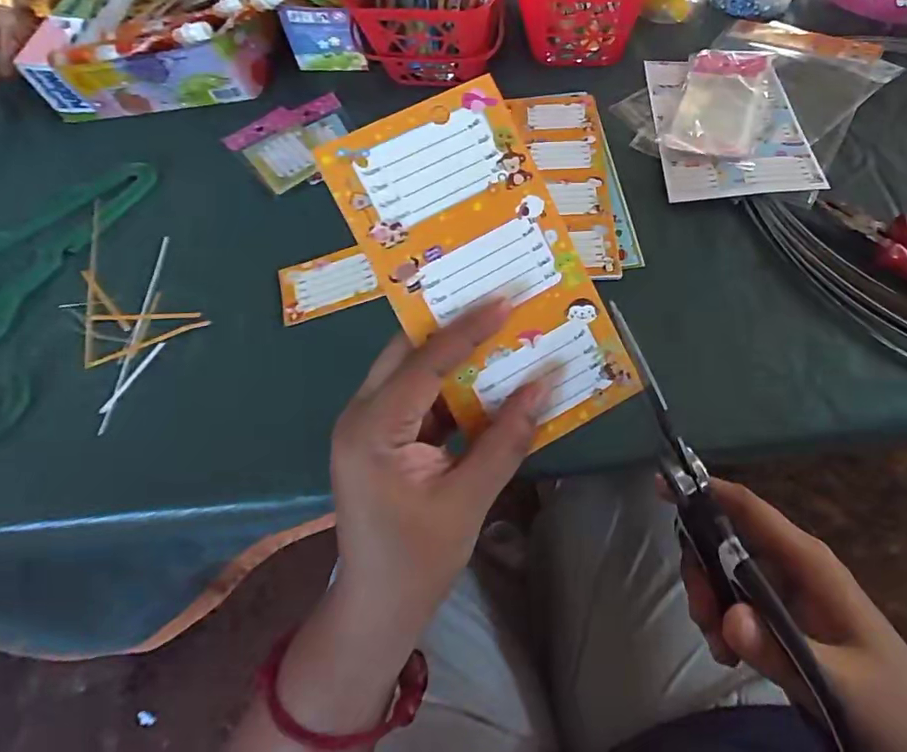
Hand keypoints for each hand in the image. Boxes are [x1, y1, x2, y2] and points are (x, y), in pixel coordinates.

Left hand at [229, 302, 546, 750]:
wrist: (377, 610)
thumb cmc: (417, 561)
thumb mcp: (468, 500)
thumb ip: (505, 439)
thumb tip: (544, 384)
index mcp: (371, 431)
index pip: (423, 364)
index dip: (467, 330)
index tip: (504, 300)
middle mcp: (363, 416)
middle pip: (407, 352)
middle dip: (452, 323)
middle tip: (496, 297)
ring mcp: (372, 425)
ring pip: (414, 368)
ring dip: (455, 349)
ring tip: (498, 324)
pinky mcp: (387, 436)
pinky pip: (423, 393)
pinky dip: (455, 380)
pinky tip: (490, 371)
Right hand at [675, 480, 906, 751]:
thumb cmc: (893, 704)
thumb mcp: (835, 683)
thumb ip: (777, 650)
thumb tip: (726, 616)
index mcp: (810, 563)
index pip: (752, 510)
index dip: (709, 491)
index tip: (665, 484)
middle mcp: (795, 566)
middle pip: (730, 540)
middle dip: (704, 569)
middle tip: (704, 618)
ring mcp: (790, 592)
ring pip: (729, 572)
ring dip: (712, 601)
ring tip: (721, 648)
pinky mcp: (786, 619)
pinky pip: (740, 602)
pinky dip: (724, 621)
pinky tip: (731, 655)